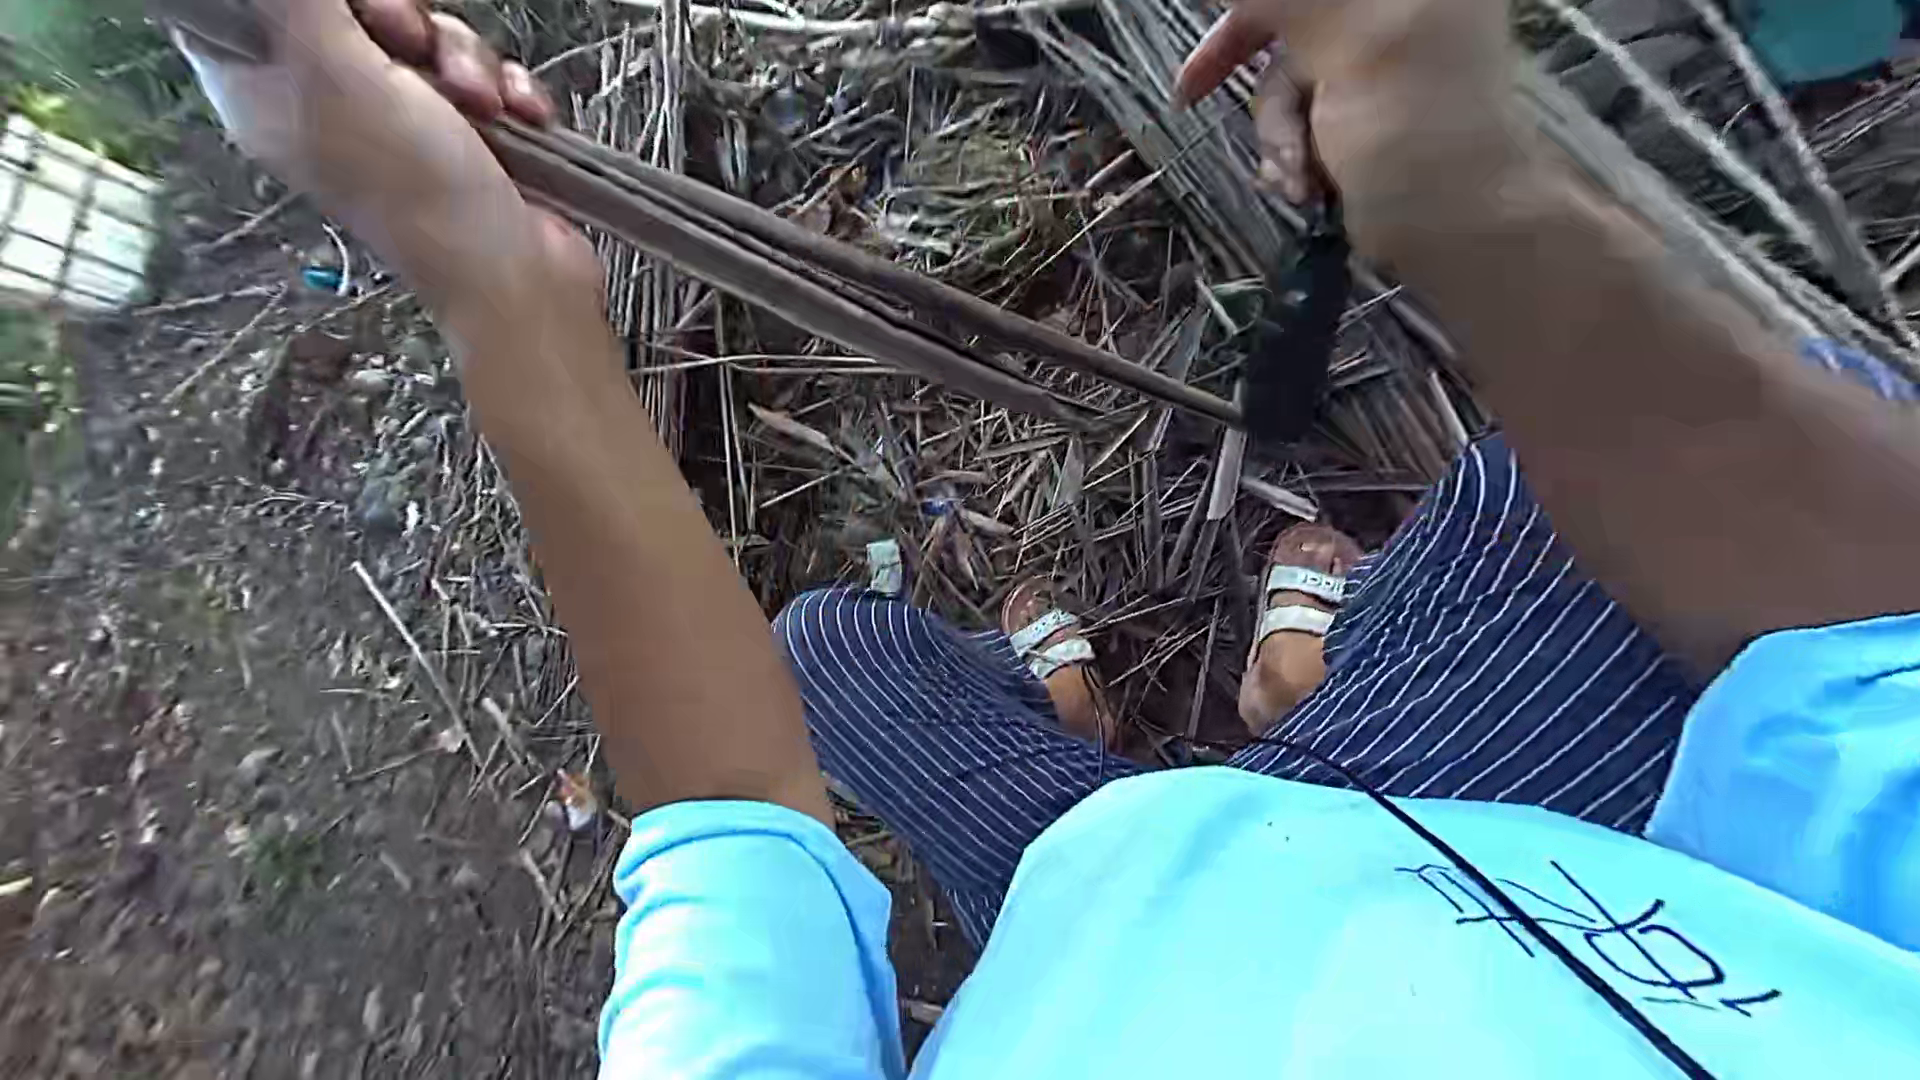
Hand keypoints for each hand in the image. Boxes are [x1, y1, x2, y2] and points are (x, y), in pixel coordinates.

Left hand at [172, 0, 597, 316]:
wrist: (523, 278)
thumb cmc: (425, 193)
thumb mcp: (337, 70)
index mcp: (269, 92)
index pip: (245, 3)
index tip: (347, 8)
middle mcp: (341, 107)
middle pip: (355, 13)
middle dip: (404, 20)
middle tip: (418, 47)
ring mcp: (420, 130)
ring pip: (434, 47)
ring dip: (470, 63)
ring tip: (489, 107)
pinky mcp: (484, 148)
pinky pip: (492, 86)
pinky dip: (513, 96)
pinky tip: (525, 118)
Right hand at [1177, 0, 1537, 255]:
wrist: (1445, 221)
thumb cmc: (1413, 129)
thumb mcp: (1352, 46)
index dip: (1248, 7)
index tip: (1201, 45)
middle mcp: (1386, 7)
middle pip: (1285, 19)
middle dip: (1252, 76)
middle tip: (1187, 95)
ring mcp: (1368, 62)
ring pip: (1282, 82)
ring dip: (1278, 137)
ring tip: (1298, 176)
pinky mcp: (1350, 113)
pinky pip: (1293, 119)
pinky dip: (1287, 156)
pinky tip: (1303, 184)